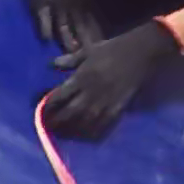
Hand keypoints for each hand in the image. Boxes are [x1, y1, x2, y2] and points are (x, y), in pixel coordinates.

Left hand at [43, 19, 179, 138]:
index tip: (40, 109)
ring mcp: (107, 100)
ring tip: (63, 133)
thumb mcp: (88, 51)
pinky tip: (87, 136)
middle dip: (57, 121)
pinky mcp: (120, 105)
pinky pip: (106, 123)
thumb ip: (69, 60)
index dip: (48, 105)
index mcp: (82, 77)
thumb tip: (50, 65)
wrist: (144, 51)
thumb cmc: (113, 48)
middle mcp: (92, 91)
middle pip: (70, 112)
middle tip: (47, 126)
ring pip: (86, 120)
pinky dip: (95, 131)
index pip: (60, 95)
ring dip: (73, 129)